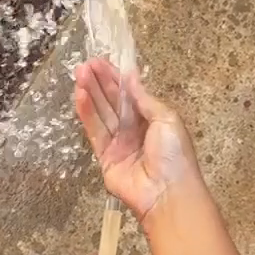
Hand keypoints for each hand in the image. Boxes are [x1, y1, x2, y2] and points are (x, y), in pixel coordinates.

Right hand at [71, 59, 205, 224]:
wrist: (167, 193)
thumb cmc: (174, 155)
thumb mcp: (166, 118)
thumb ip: (144, 98)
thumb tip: (131, 77)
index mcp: (152, 119)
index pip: (130, 94)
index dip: (116, 78)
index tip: (102, 62)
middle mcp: (134, 130)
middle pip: (113, 102)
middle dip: (100, 82)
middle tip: (86, 64)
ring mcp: (119, 145)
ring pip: (102, 115)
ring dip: (91, 94)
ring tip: (79, 74)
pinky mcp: (105, 159)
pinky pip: (95, 133)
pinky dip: (87, 114)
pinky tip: (80, 96)